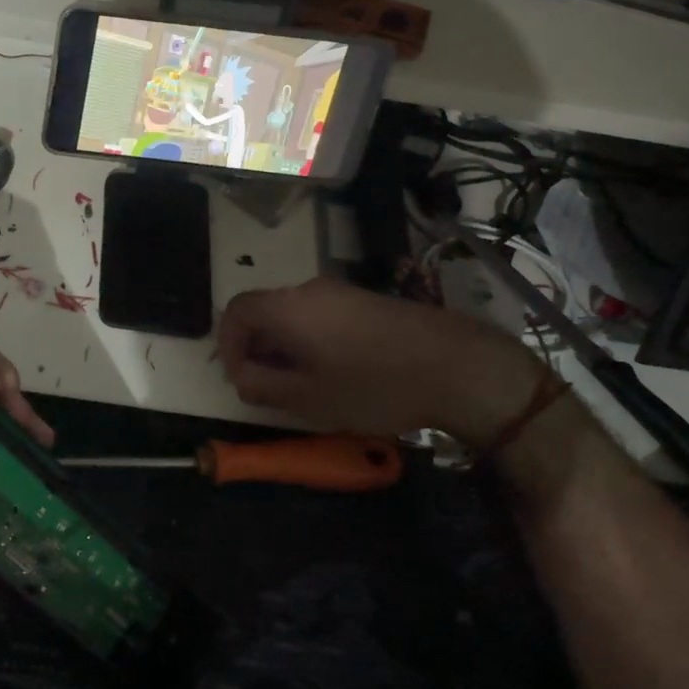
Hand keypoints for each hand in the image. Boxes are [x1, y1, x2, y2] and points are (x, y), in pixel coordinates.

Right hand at [218, 277, 550, 444]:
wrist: (462, 369)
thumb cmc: (375, 386)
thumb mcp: (309, 398)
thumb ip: (263, 386)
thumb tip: (242, 377)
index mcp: (289, 308)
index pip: (235, 312)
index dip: (226, 346)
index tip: (241, 380)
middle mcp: (311, 291)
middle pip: (264, 311)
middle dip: (255, 349)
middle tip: (267, 388)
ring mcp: (343, 294)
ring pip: (293, 316)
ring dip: (284, 348)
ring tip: (301, 385)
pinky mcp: (369, 303)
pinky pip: (321, 317)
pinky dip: (311, 342)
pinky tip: (335, 373)